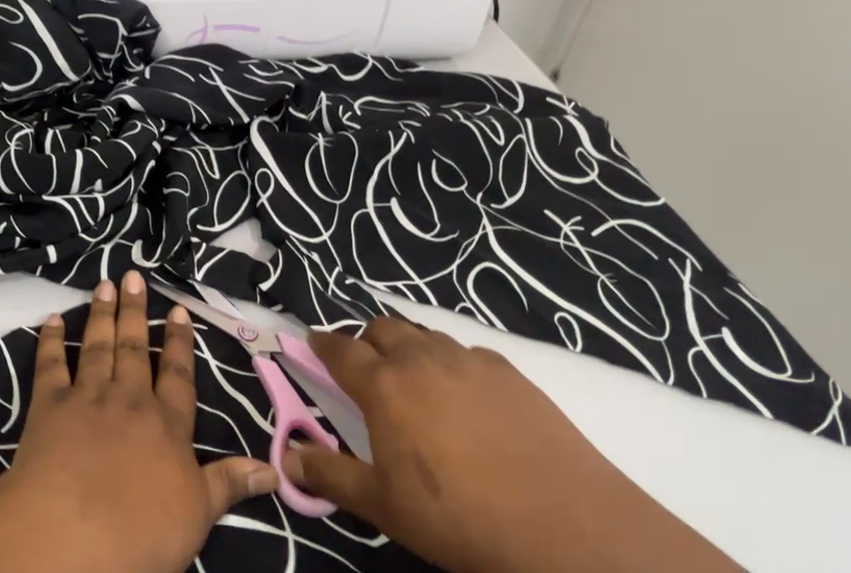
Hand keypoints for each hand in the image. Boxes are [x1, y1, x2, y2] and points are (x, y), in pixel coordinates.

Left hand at [0, 270, 278, 571]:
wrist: (73, 533)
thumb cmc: (142, 530)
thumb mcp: (198, 513)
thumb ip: (230, 483)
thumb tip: (275, 471)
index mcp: (167, 424)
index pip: (178, 375)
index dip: (180, 342)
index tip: (178, 310)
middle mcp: (130, 400)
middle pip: (134, 347)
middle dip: (135, 311)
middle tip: (134, 277)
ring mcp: (87, 398)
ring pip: (98, 346)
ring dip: (102, 314)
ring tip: (105, 285)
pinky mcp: (48, 407)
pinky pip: (50, 365)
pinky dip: (51, 340)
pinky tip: (53, 320)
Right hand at [283, 318, 743, 572]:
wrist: (564, 523)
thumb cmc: (458, 517)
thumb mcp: (383, 506)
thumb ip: (330, 476)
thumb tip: (286, 459)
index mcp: (384, 385)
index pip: (340, 349)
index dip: (322, 344)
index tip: (312, 344)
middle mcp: (422, 358)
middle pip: (383, 328)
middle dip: (366, 341)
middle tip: (366, 373)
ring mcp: (470, 360)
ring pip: (426, 336)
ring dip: (409, 348)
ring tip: (415, 384)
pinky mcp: (511, 372)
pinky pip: (468, 352)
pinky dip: (452, 364)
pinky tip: (466, 400)